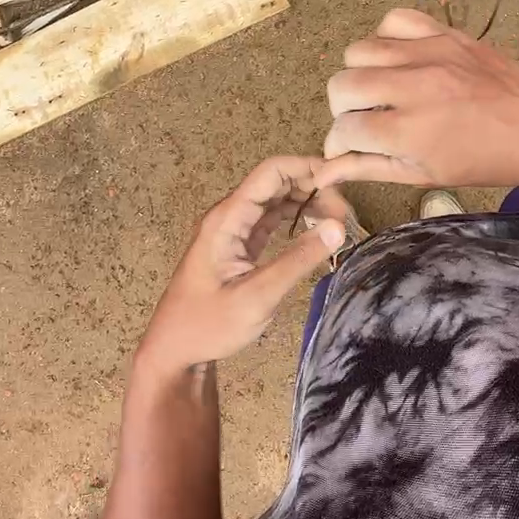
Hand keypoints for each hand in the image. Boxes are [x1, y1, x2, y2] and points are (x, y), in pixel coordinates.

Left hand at [137, 157, 349, 377]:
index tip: (342, 180)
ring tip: (337, 222)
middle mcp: (230, 214)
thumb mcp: (257, 296)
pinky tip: (316, 230)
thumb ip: (298, 260)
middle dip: (313, 187)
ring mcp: (234, 228)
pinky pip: (271, 217)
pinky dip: (296, 218)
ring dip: (307, 203)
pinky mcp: (240, 243)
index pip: (271, 171)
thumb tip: (338, 228)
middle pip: (277, 181)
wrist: (173, 351)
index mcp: (228, 218)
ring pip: (276, 199)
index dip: (307, 167)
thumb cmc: (208, 325)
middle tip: (345, 213)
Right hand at [321, 9, 518, 189]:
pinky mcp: (446, 32)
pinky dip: (388, 40)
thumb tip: (325, 170)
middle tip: (368, 120)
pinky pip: (394, 20)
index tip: (350, 147)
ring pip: (359, 51)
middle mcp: (413, 85)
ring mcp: (430, 52)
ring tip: (384, 90)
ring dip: (361, 74)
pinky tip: (401, 60)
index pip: (343, 128)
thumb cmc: (485, 162)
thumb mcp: (425, 175)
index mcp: (409, 131)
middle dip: (344, 108)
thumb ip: (370, 168)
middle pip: (341, 85)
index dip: (339, 143)